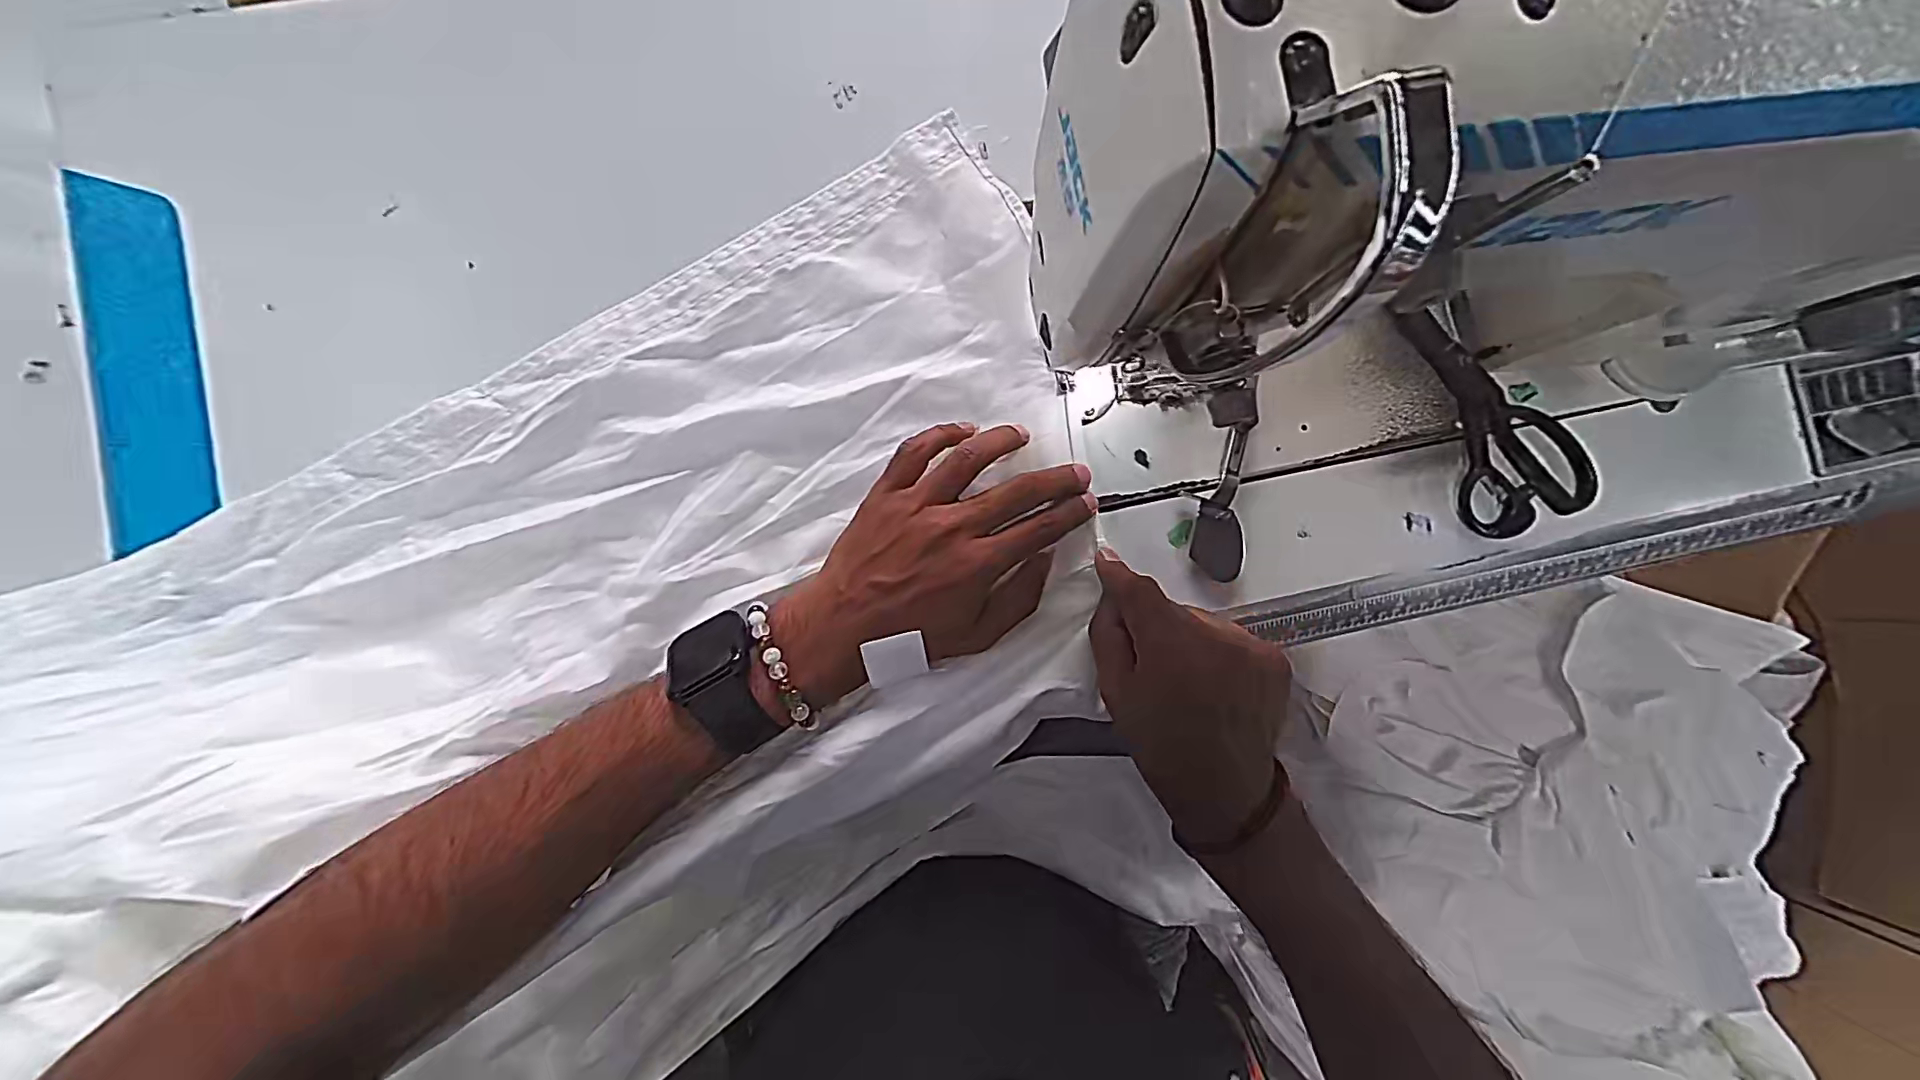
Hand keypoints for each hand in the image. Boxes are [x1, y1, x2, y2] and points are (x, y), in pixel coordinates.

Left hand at [768, 423, 1095, 708]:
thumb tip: (1043, 561)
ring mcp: (917, 507)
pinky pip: (915, 453)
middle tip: (1072, 473)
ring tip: (1020, 436)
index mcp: (976, 565)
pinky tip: (961, 432)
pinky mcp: (887, 496)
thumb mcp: (976, 635)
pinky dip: (941, 436)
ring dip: (1002, 442)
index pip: (1039, 528)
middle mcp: (951, 529)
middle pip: (1018, 490)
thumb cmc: (906, 637)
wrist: (843, 627)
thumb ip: (1018, 598)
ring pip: (969, 459)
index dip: (1069, 512)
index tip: (1083, 503)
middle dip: (1056, 479)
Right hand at [1088, 549, 1292, 843]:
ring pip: (1201, 621)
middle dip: (1156, 624)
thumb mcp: (1115, 692)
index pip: (1139, 590)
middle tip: (1151, 663)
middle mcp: (1214, 636)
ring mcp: (1248, 645)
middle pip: (1171, 608)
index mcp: (1169, 644)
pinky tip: (1212, 683)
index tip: (1107, 562)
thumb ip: (1108, 635)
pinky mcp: (1271, 656)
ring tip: (1187, 681)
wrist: (1223, 788)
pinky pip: (1230, 637)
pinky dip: (1217, 650)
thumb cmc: (1164, 746)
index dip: (1119, 575)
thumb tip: (1112, 599)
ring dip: (1189, 638)